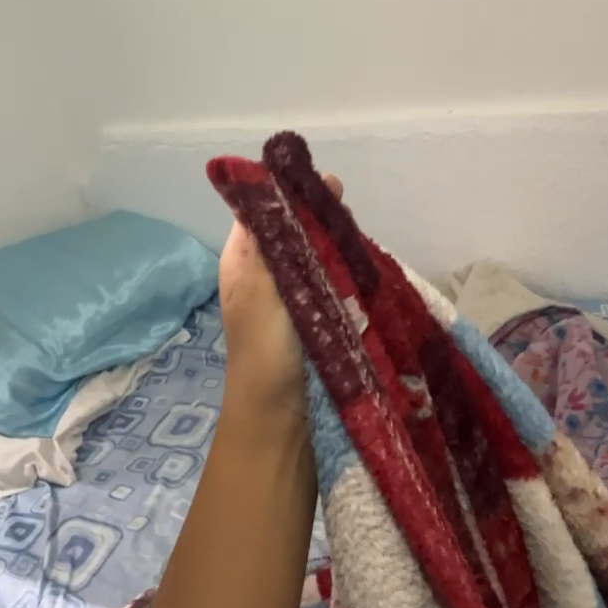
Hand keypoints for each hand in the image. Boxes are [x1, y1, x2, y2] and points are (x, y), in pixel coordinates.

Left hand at [218, 175, 342, 419]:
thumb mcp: (265, 287)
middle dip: (318, 220)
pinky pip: (333, 285)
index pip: (262, 210)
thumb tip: (305, 185)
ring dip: (334, 248)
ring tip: (358, 241)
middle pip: (294, 231)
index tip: (325, 185)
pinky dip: (346, 276)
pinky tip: (364, 269)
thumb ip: (284, 238)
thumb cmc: (265, 352)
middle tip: (347, 216)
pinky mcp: (318, 320)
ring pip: (317, 257)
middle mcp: (265, 274)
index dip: (288, 192)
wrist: (279, 423)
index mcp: (243, 261)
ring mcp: (293, 299)